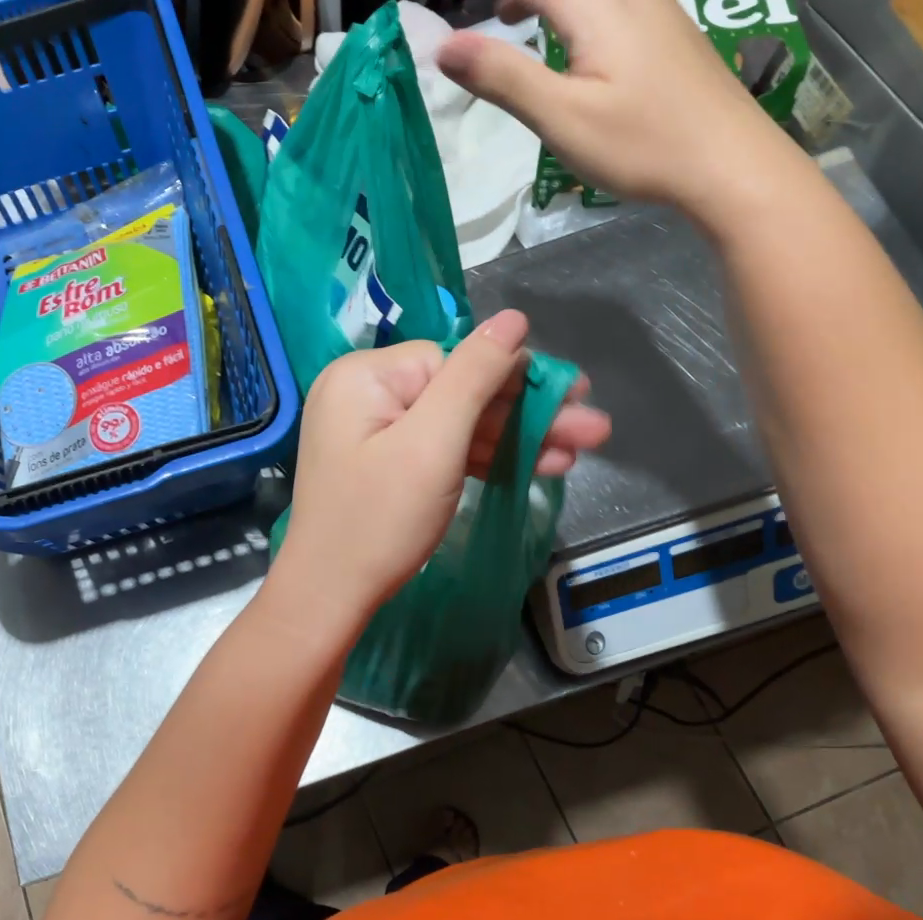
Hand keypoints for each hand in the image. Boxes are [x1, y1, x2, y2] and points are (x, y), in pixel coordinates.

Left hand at [276, 310, 610, 620]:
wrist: (330, 597)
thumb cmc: (380, 520)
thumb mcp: (433, 443)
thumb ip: (475, 376)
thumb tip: (513, 319)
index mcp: (365, 375)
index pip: (453, 360)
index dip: (510, 381)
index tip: (571, 398)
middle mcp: (364, 394)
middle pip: (460, 391)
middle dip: (525, 412)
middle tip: (592, 429)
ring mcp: (371, 433)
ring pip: (456, 424)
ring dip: (513, 438)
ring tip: (577, 453)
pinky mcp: (383, 466)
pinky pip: (440, 450)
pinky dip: (482, 459)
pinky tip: (534, 465)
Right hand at [438, 0, 804, 221]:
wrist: (730, 162)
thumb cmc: (641, 144)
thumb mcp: (562, 118)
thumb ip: (504, 78)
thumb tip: (445, 46)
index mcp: (600, 7)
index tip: (476, 16)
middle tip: (500, 17)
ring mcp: (660, 10)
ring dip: (558, 2)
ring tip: (529, 28)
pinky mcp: (674, 33)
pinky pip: (620, 4)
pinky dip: (586, 12)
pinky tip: (584, 51)